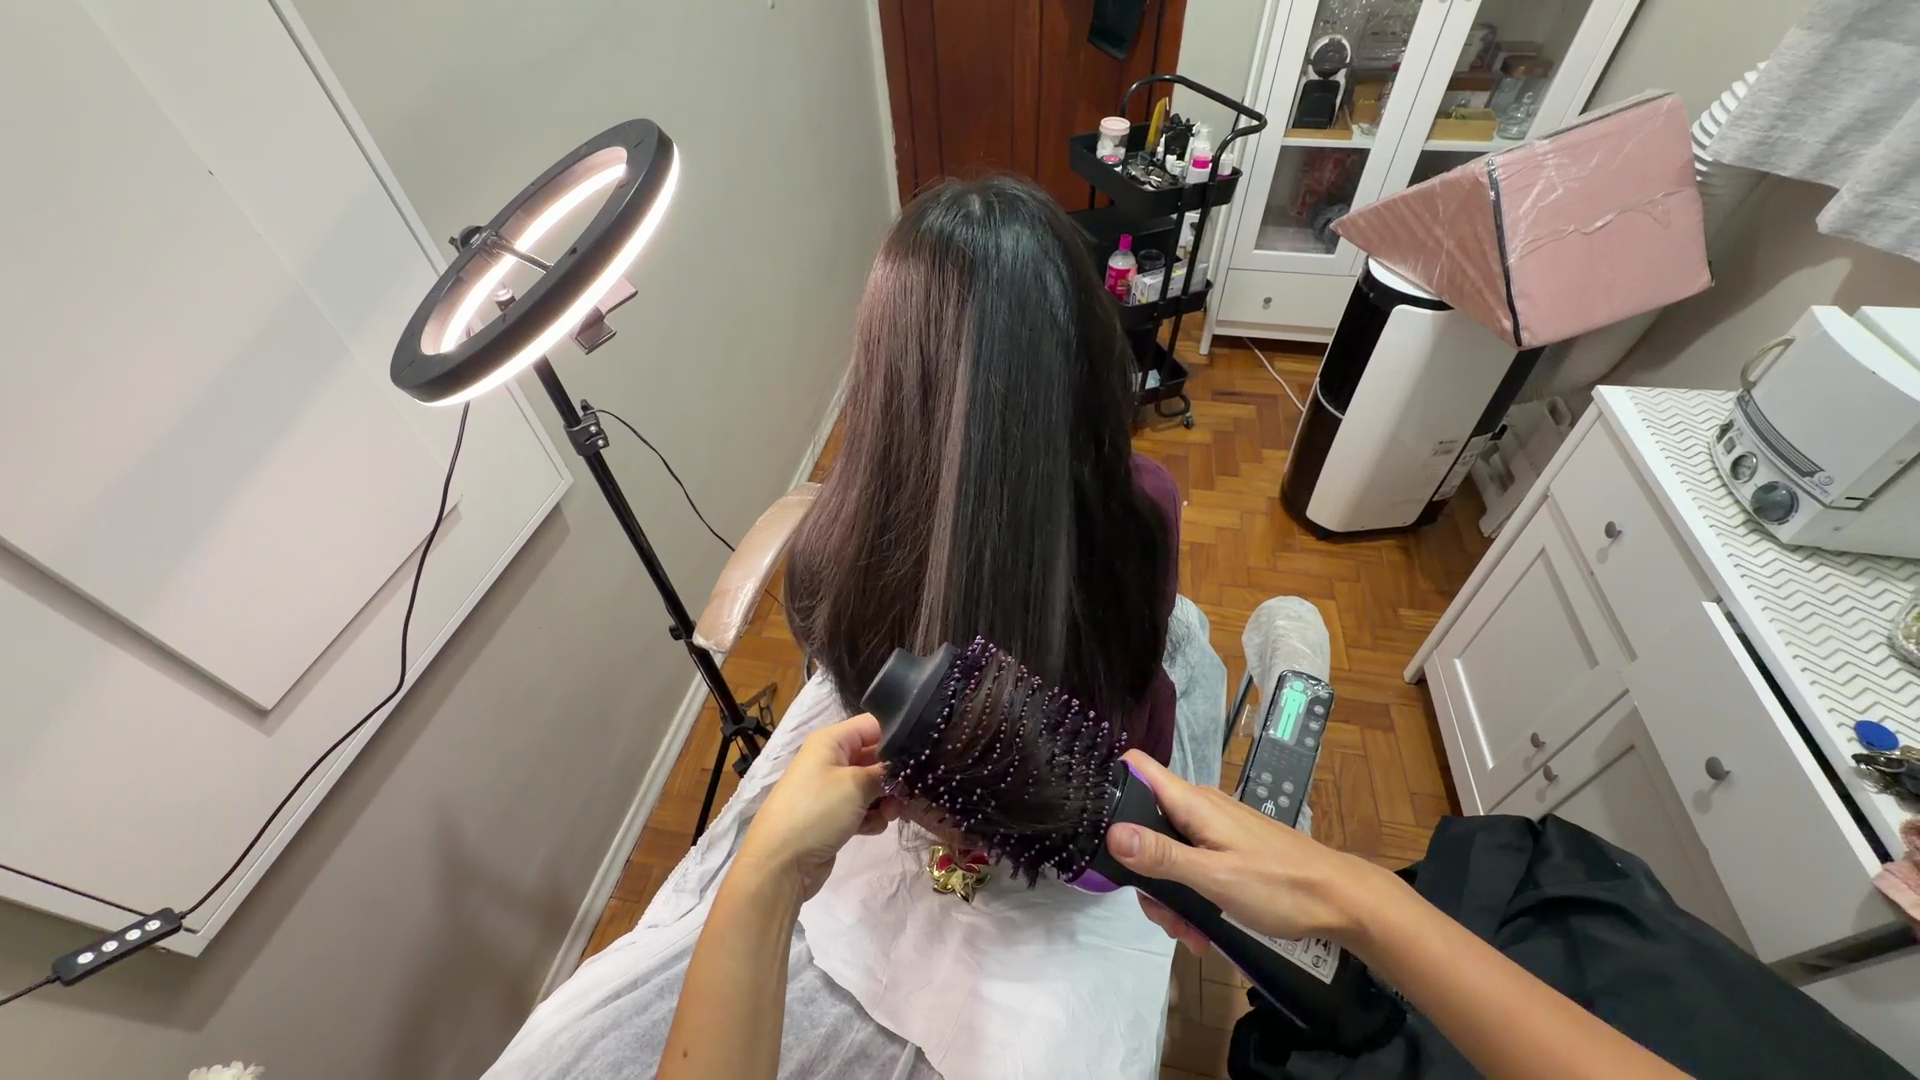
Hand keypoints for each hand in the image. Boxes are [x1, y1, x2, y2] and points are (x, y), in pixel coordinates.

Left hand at [735, 714, 900, 899]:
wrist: (780, 863)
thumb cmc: (817, 811)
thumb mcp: (856, 785)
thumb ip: (885, 772)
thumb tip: (903, 769)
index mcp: (831, 741)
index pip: (872, 725)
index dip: (897, 736)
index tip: (919, 755)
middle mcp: (830, 760)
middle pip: (874, 756)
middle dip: (893, 774)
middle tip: (910, 792)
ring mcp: (831, 789)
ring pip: (870, 785)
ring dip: (885, 799)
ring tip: (892, 814)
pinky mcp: (833, 816)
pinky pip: (861, 808)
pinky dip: (871, 816)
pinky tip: (874, 828)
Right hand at [1105, 750, 1392, 946]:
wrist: (1343, 902)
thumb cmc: (1279, 884)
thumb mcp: (1214, 878)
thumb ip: (1162, 857)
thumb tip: (1111, 834)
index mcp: (1191, 802)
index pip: (1136, 767)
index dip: (1110, 783)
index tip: (1093, 821)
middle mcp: (1198, 808)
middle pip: (1147, 823)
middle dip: (1144, 869)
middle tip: (1160, 912)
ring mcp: (1214, 829)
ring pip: (1170, 852)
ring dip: (1171, 893)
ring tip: (1190, 933)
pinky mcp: (1228, 850)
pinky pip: (1193, 865)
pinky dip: (1193, 895)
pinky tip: (1205, 929)